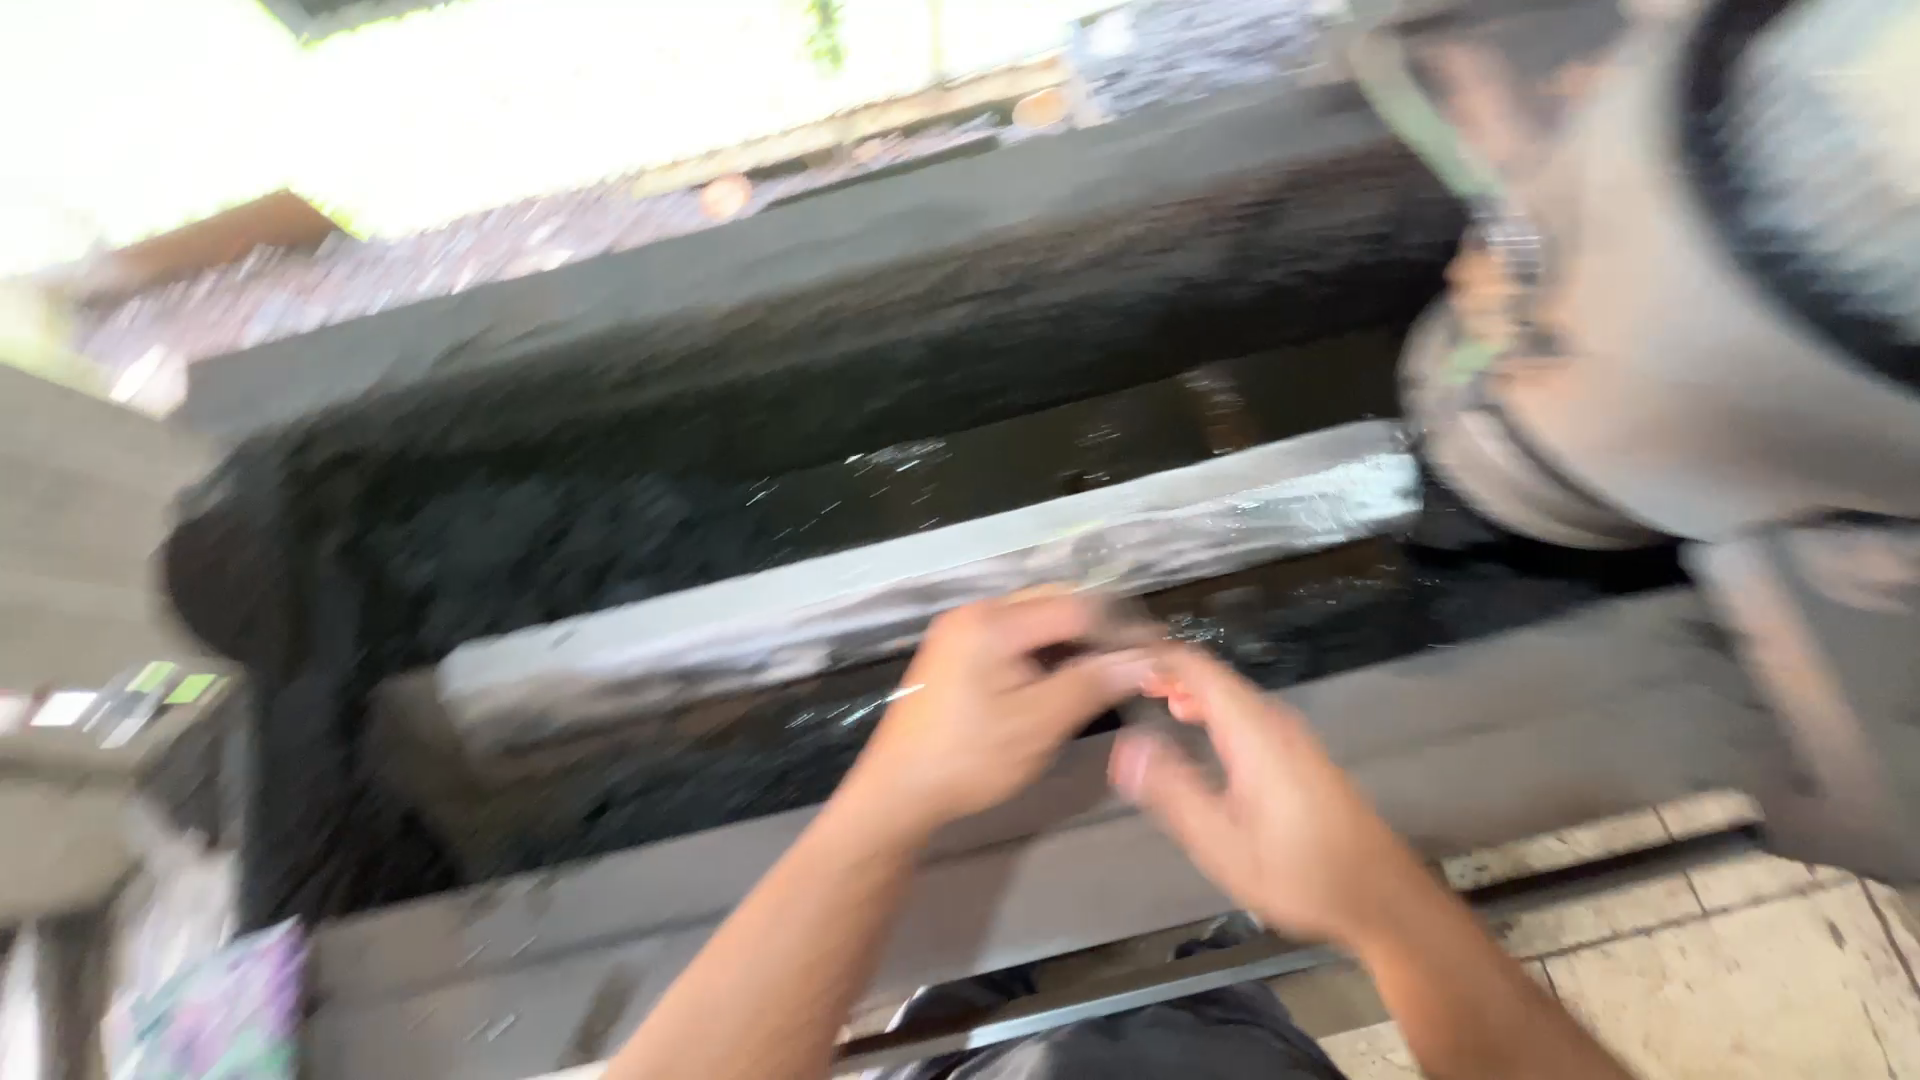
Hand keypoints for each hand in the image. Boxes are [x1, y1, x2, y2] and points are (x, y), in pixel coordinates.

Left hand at [837, 592, 1154, 844]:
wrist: (898, 791)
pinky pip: (1013, 637)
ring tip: (1106, 675)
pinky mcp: (957, 651)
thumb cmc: (968, 759)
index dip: (1119, 628)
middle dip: (1096, 632)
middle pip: (1054, 605)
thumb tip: (1145, 660)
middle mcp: (976, 612)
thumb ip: (1092, 684)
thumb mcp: (1038, 724)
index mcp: (992, 622)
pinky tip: (1064, 679)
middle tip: (1133, 665)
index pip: (1076, 606)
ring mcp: (962, 630)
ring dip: (1071, 643)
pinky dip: (1043, 654)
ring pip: (1034, 621)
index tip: (1153, 654)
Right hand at [1108, 645, 1430, 947]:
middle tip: (1124, 678)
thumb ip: (1172, 791)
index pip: (1197, 667)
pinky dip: (1210, 707)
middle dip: (1167, 670)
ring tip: (1151, 696)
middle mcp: (1275, 721)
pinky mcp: (1301, 754)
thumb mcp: (1222, 843)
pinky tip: (1196, 727)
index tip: (1118, 655)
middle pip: (1214, 676)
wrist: (1386, 901)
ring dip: (1188, 689)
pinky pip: (1245, 711)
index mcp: (1253, 731)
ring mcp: (1293, 736)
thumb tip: (1126, 748)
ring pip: (1230, 694)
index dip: (1155, 654)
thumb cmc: (1301, 873)